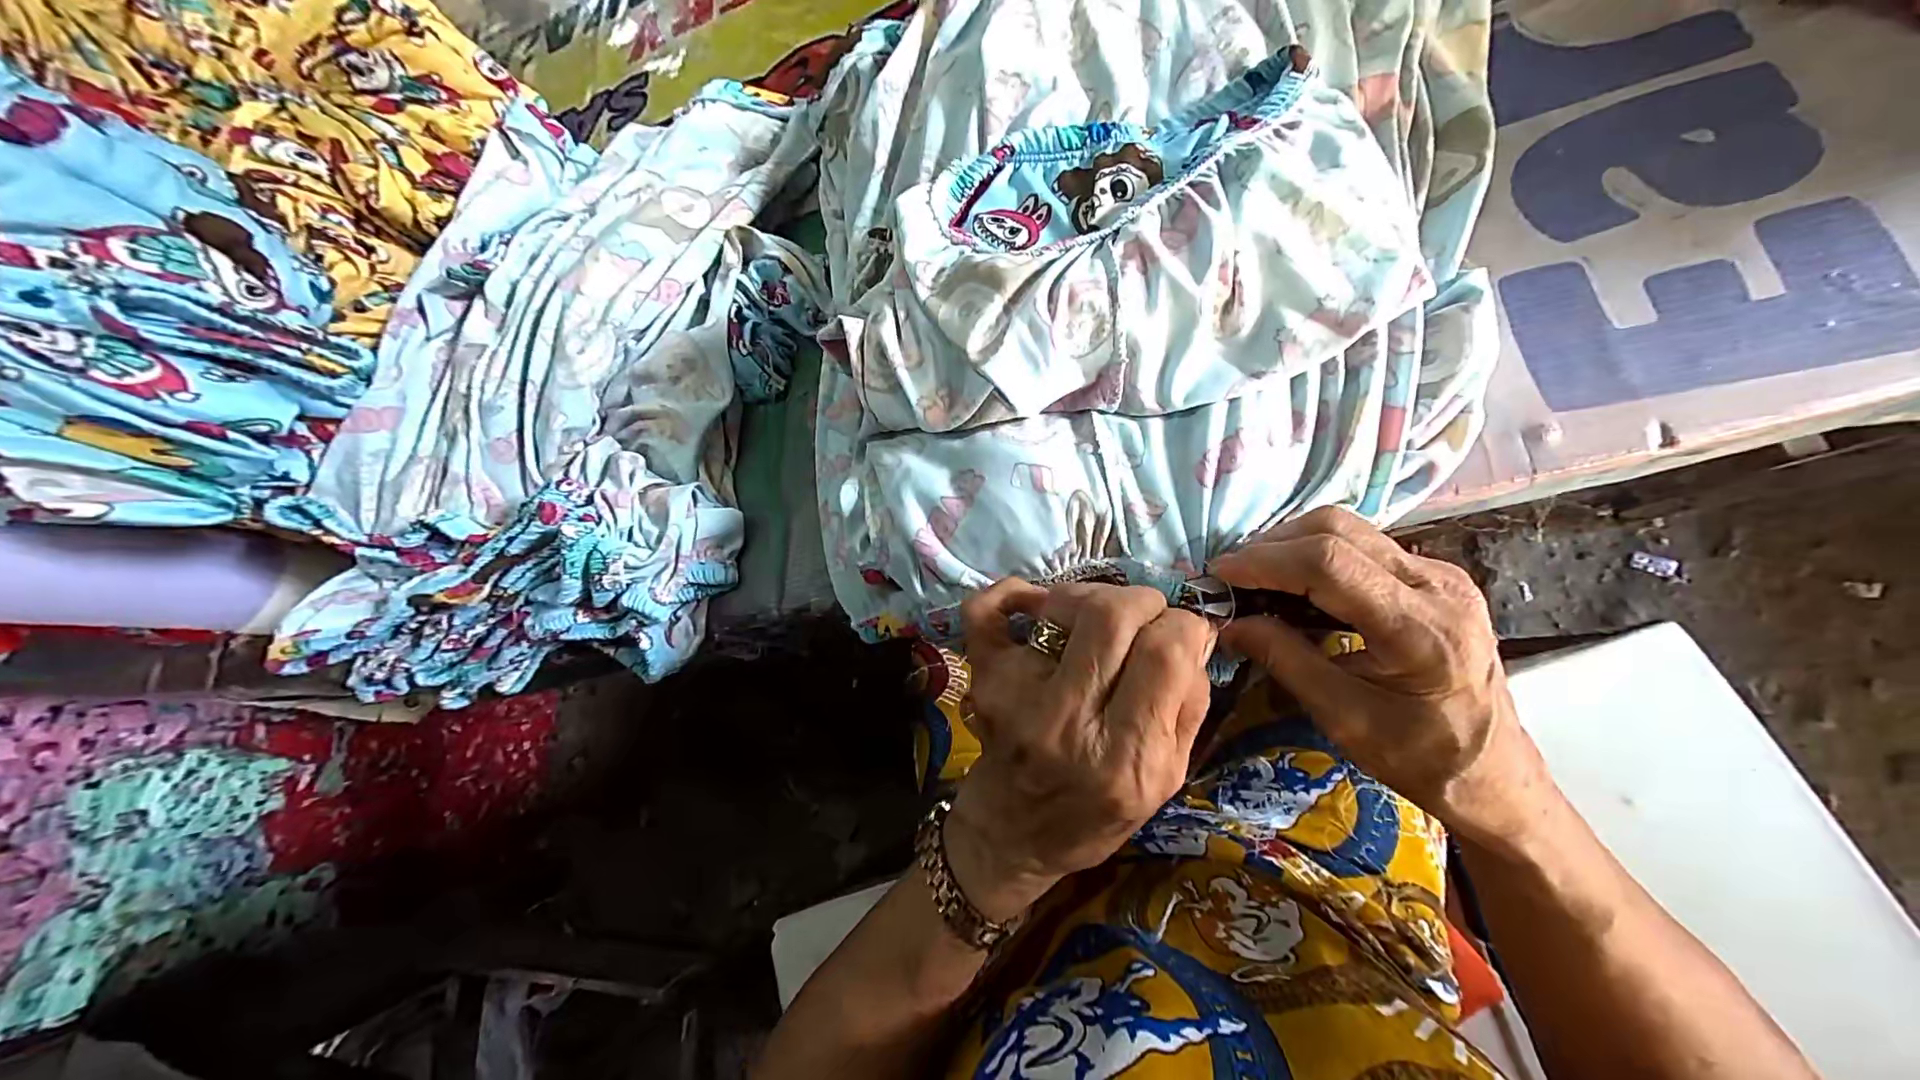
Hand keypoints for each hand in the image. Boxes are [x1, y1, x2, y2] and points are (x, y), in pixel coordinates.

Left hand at [943, 579, 1215, 921]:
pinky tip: (1037, 604)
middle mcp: (1067, 721)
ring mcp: (1016, 696)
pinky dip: (1012, 592)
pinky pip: (985, 612)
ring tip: (1100, 618)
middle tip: (1147, 614)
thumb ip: (1189, 703)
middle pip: (1110, 615)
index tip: (1183, 631)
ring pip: (1061, 604)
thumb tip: (1196, 631)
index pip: (1165, 653)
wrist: (1013, 835)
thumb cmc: (1096, 815)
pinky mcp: (983, 680)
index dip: (1185, 625)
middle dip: (1142, 600)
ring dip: (1092, 595)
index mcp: (1126, 757)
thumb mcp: (1167, 779)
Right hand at [1211, 507, 1558, 845]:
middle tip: (1230, 575)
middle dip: (1272, 546)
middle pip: (1337, 531)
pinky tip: (1291, 580)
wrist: (1493, 772)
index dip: (1265, 562)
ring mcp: (1440, 574)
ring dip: (1291, 544)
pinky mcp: (1433, 576)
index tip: (1219, 575)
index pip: (1329, 564)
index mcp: (1420, 629)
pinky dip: (1314, 552)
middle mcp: (1438, 585)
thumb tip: (1230, 623)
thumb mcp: (1342, 717)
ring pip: (1348, 528)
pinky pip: (1362, 543)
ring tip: (1253, 575)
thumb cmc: (1420, 756)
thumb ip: (1285, 660)